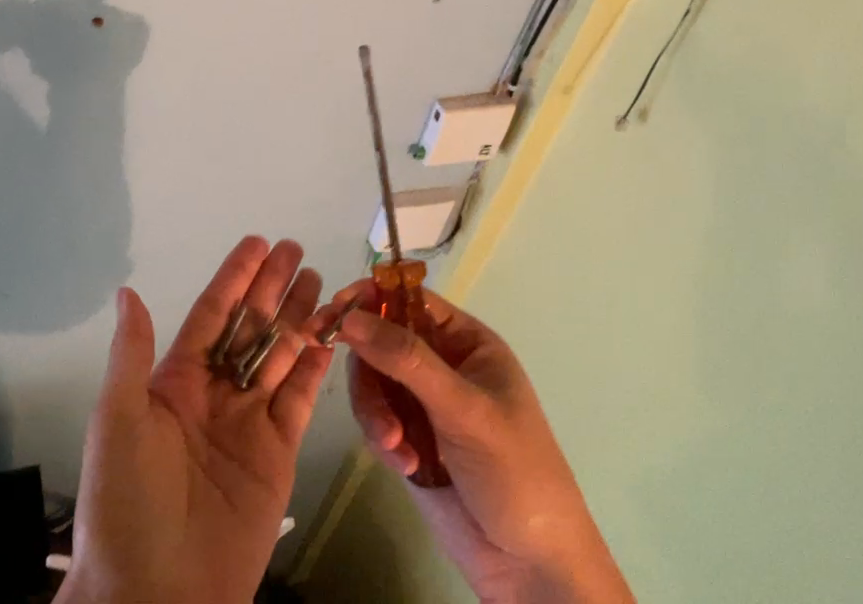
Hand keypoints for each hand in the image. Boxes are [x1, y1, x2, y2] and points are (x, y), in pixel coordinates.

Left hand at [59, 237, 332, 603]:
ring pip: (279, 356)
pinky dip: (315, 367)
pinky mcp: (277, 453)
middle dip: (272, 288)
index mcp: (173, 381)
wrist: (155, 590)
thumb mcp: (117, 421)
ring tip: (320, 281)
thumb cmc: (126, 501)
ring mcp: (248, 422)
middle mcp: (214, 393)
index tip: (257, 243)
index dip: (234, 278)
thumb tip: (129, 291)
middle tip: (297, 250)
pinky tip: (330, 336)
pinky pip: (299, 399)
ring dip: (298, 318)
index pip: (211, 315)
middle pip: (250, 328)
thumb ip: (132, 355)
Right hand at [330, 281, 633, 603]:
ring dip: (375, 412)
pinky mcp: (410, 439)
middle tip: (333, 369)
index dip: (370, 298)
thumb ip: (405, 359)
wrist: (529, 563)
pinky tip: (404, 464)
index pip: (410, 300)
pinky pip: (376, 420)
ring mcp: (425, 404)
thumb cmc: (514, 472)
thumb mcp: (463, 409)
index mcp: (467, 344)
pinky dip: (382, 438)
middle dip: (367, 367)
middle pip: (381, 341)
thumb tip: (350, 315)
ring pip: (373, 383)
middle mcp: (444, 365)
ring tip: (393, 446)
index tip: (333, 312)